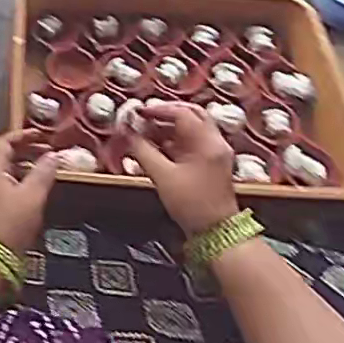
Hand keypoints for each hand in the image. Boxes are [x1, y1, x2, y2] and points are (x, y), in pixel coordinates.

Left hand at [0, 128, 58, 252]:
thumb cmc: (11, 222)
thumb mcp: (32, 195)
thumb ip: (44, 172)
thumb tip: (54, 155)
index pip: (4, 142)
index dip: (23, 134)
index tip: (42, 134)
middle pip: (7, 156)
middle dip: (28, 150)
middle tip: (50, 151)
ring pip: (10, 172)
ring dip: (29, 166)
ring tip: (49, 168)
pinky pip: (11, 186)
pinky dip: (25, 181)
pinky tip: (41, 188)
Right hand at [126, 101, 239, 235]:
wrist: (216, 231)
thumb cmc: (192, 204)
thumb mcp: (162, 176)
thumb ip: (142, 151)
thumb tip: (127, 132)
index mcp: (207, 142)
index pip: (182, 113)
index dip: (158, 110)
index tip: (138, 113)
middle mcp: (215, 142)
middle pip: (191, 115)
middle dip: (165, 114)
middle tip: (144, 118)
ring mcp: (214, 152)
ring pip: (191, 128)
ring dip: (168, 127)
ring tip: (145, 133)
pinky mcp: (210, 163)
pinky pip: (191, 142)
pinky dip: (173, 140)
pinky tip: (155, 147)